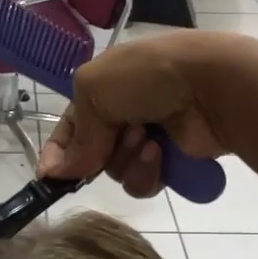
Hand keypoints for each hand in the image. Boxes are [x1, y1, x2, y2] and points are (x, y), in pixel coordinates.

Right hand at [36, 33, 241, 197]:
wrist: (211, 86)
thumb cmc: (147, 76)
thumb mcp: (94, 89)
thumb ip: (77, 134)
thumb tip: (61, 173)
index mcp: (104, 86)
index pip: (70, 124)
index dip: (57, 150)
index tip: (46, 176)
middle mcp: (123, 111)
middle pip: (92, 153)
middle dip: (99, 149)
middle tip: (119, 134)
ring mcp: (149, 137)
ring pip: (116, 170)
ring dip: (126, 158)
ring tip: (148, 138)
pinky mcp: (171, 161)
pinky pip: (142, 182)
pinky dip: (147, 171)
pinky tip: (161, 152)